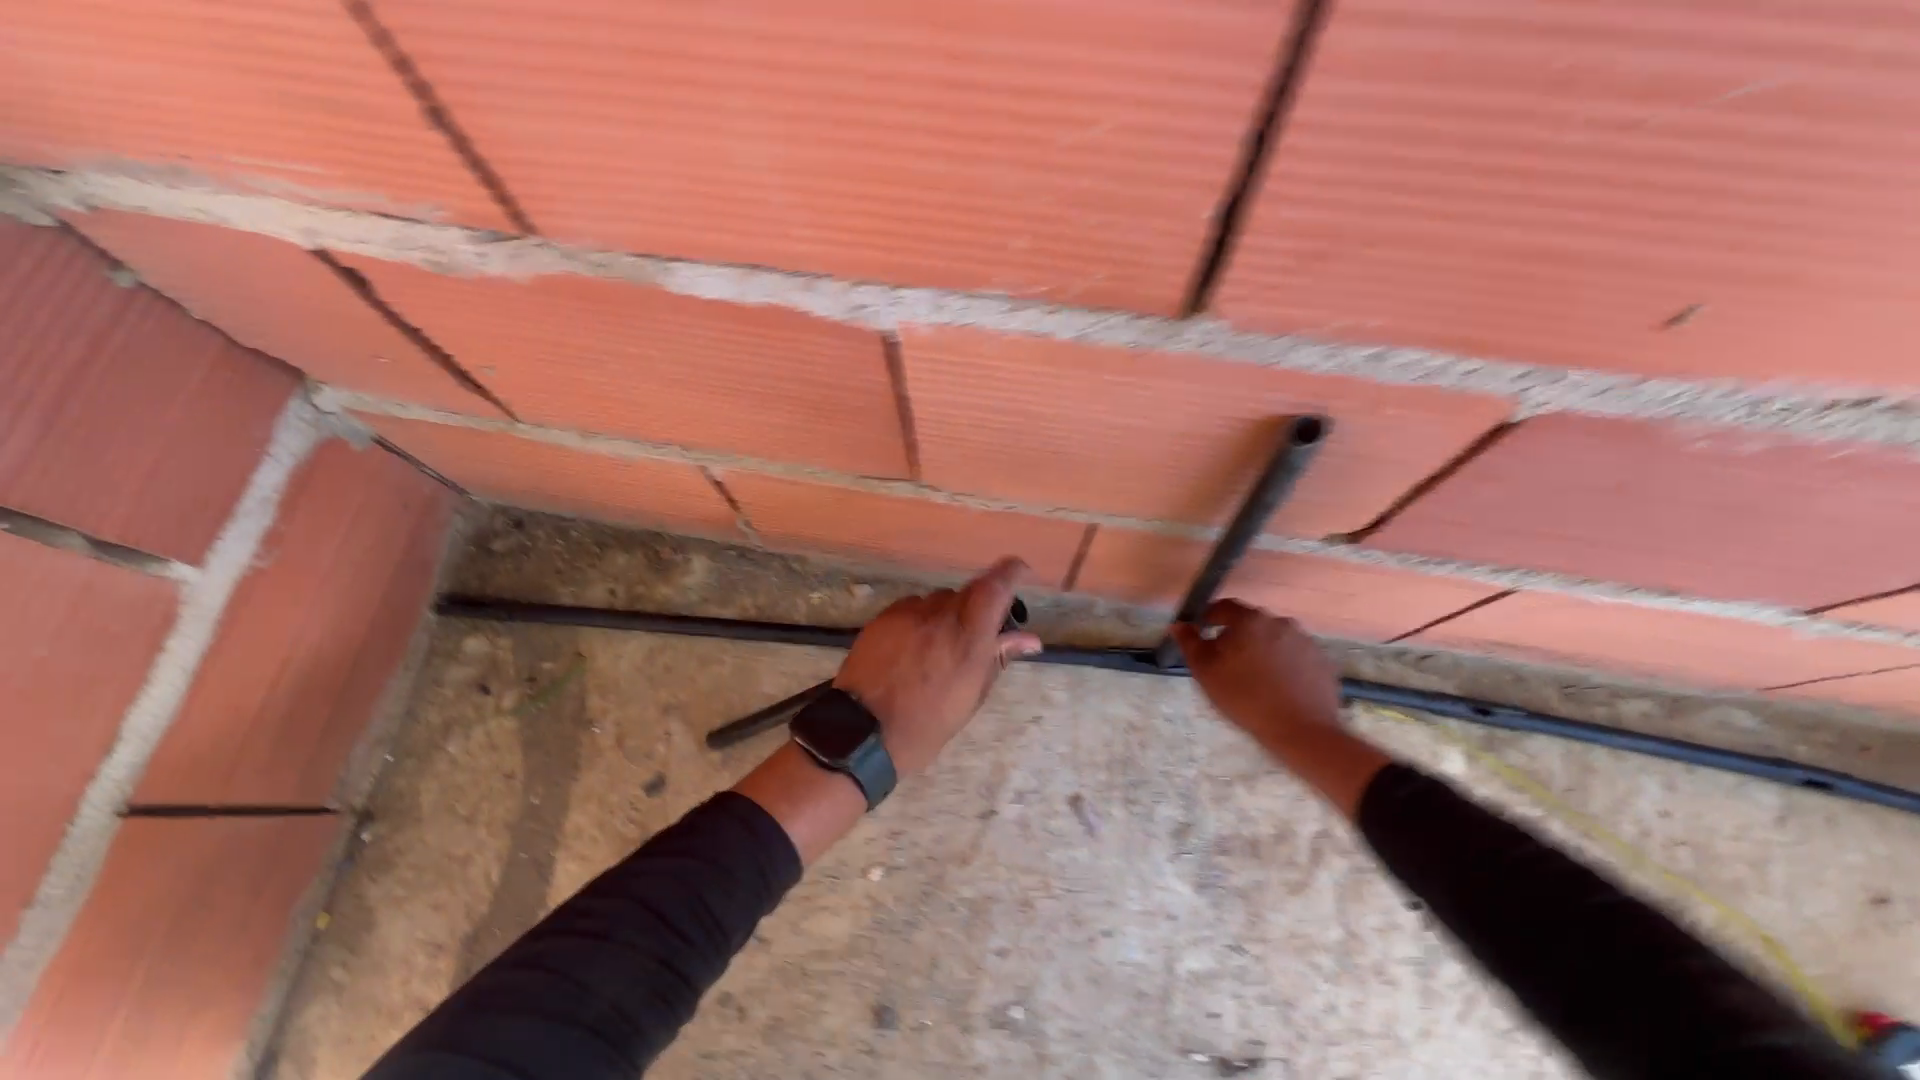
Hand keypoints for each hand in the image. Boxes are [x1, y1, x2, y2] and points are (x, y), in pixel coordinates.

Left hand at [832, 557, 1041, 775]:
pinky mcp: (884, 617)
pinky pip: (911, 608)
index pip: (995, 587)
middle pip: (967, 592)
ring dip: (947, 615)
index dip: (1011, 572)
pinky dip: (921, 620)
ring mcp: (909, 614)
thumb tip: (1029, 639)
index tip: (1020, 570)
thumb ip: (998, 658)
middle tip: (977, 632)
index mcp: (969, 638)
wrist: (863, 731)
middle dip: (977, 605)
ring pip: (938, 600)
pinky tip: (913, 647)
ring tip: (940, 647)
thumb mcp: (971, 697)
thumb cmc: (927, 725)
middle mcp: (941, 616)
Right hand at [1170, 598, 1342, 755]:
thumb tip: (1179, 624)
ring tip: (1256, 678)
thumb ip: (1190, 643)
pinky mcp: (1321, 660)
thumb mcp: (1206, 673)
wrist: (1300, 729)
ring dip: (1262, 650)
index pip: (1224, 607)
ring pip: (1275, 638)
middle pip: (1251, 623)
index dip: (1210, 617)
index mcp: (1250, 620)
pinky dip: (1285, 664)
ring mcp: (1305, 640)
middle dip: (1238, 636)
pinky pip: (1295, 655)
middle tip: (1228, 662)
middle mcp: (1280, 622)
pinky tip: (1279, 687)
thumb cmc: (1245, 698)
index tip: (1203, 632)